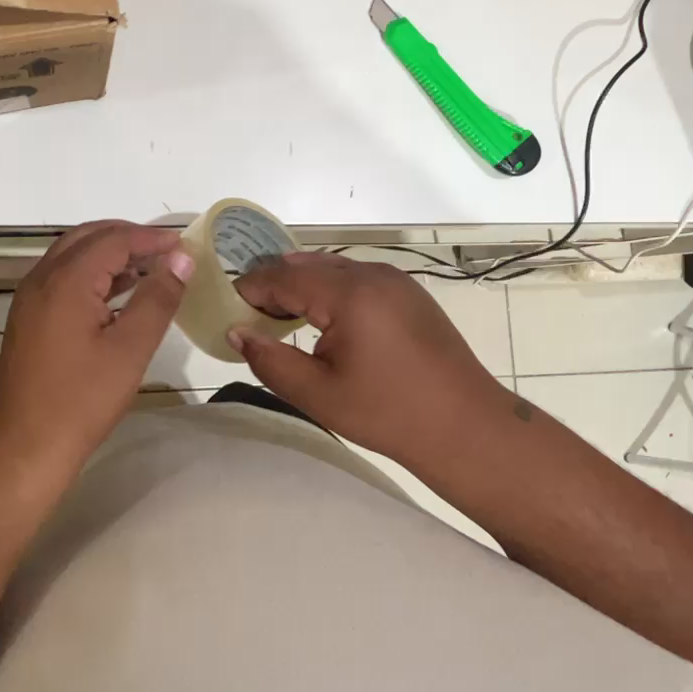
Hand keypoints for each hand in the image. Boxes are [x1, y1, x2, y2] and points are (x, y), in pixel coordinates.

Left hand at [0, 221, 192, 455]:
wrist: (23, 446)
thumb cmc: (81, 399)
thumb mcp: (130, 349)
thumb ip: (157, 298)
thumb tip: (180, 260)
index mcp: (66, 280)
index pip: (114, 239)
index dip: (151, 238)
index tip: (185, 246)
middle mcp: (42, 278)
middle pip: (89, 237)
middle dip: (129, 237)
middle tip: (167, 252)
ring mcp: (31, 298)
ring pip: (73, 255)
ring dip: (110, 254)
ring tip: (151, 269)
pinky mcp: (29, 318)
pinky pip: (63, 277)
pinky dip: (93, 274)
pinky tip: (120, 294)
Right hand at [229, 252, 517, 465]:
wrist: (465, 426)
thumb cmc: (387, 413)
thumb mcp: (318, 393)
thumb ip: (270, 359)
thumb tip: (236, 332)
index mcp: (348, 293)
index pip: (282, 276)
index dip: (250, 289)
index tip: (227, 310)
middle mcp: (371, 273)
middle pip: (306, 265)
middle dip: (274, 285)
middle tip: (249, 316)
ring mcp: (395, 280)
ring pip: (333, 268)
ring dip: (303, 286)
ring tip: (282, 318)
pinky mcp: (410, 293)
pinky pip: (357, 277)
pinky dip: (330, 290)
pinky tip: (324, 320)